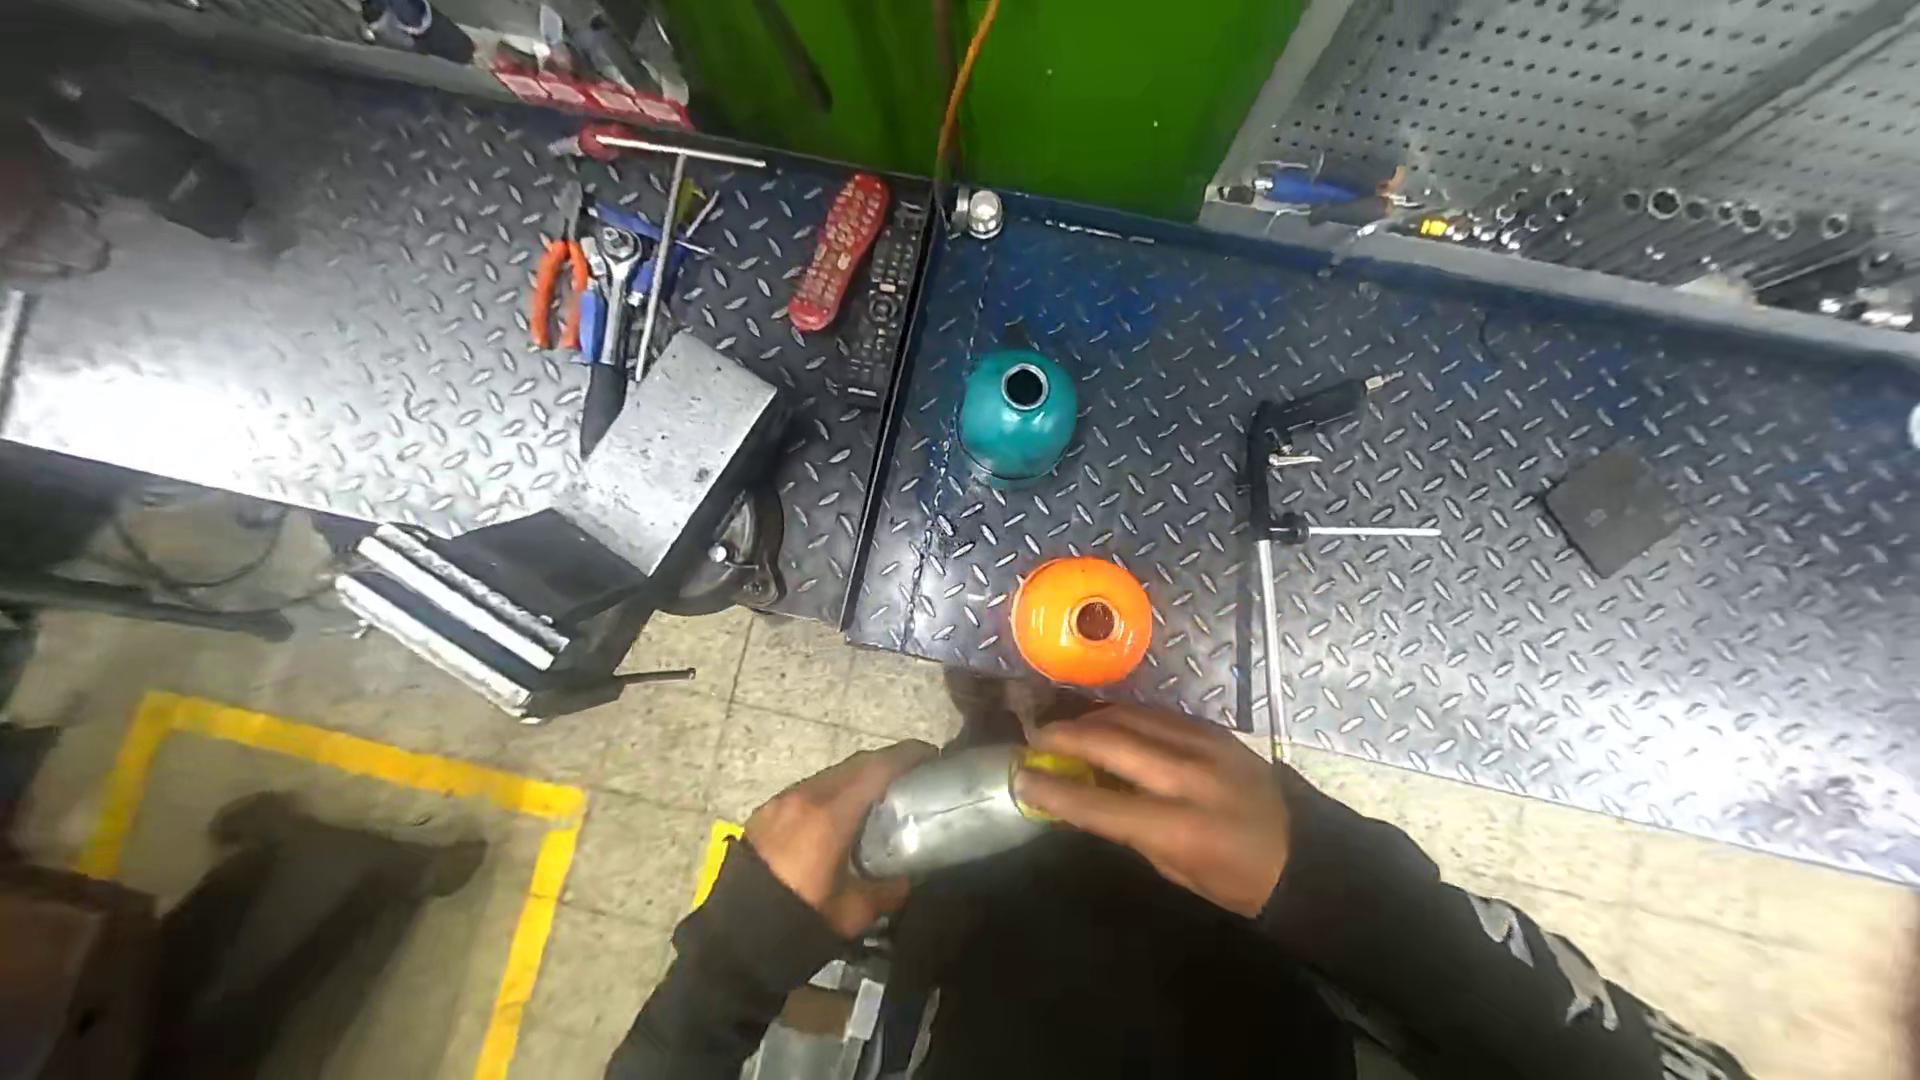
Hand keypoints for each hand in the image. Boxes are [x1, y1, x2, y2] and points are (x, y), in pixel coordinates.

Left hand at [745, 740, 936, 937]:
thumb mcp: (853, 915)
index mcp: (830, 816)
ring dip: (860, 775)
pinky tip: (843, 811)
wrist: (730, 943)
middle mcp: (807, 796)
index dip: (908, 756)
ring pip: (833, 773)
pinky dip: (835, 789)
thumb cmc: (798, 926)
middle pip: (857, 763)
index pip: (877, 769)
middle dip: (889, 762)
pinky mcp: (769, 809)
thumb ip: (889, 888)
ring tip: (881, 792)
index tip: (931, 755)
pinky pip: (812, 787)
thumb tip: (909, 874)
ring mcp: (784, 799)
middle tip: (913, 775)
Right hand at [1015, 706, 1290, 916]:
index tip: (1022, 777)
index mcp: (1180, 826)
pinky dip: (1120, 714)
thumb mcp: (1175, 870)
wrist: (1305, 852)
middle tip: (1035, 737)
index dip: (1054, 790)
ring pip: (1129, 715)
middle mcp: (1189, 776)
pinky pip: (1153, 712)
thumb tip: (1081, 794)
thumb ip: (1126, 828)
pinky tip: (1104, 721)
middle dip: (1063, 736)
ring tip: (1065, 727)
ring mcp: (1203, 744)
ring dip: (1088, 718)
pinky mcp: (1212, 728)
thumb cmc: (1236, 879)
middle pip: (1109, 741)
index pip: (1099, 803)